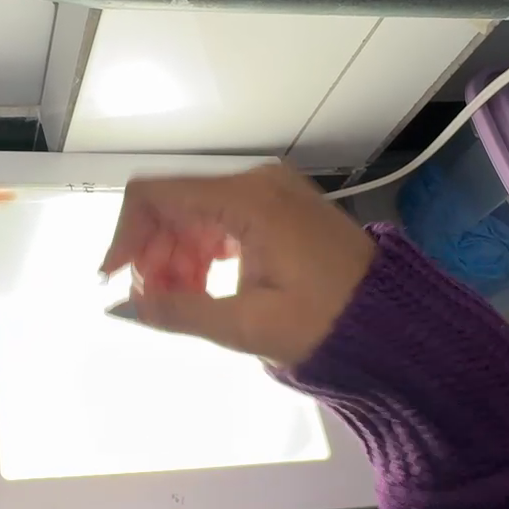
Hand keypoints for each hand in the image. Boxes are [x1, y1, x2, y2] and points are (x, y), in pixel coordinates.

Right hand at [99, 164, 374, 366]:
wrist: (396, 324)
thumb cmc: (328, 323)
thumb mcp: (247, 325)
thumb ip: (178, 311)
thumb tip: (122, 307)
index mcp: (247, 199)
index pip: (156, 195)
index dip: (124, 234)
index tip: (113, 280)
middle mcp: (254, 183)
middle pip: (172, 205)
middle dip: (151, 254)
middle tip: (152, 303)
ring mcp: (266, 193)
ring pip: (191, 215)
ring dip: (173, 258)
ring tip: (180, 302)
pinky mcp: (274, 209)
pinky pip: (217, 222)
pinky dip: (199, 254)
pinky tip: (201, 288)